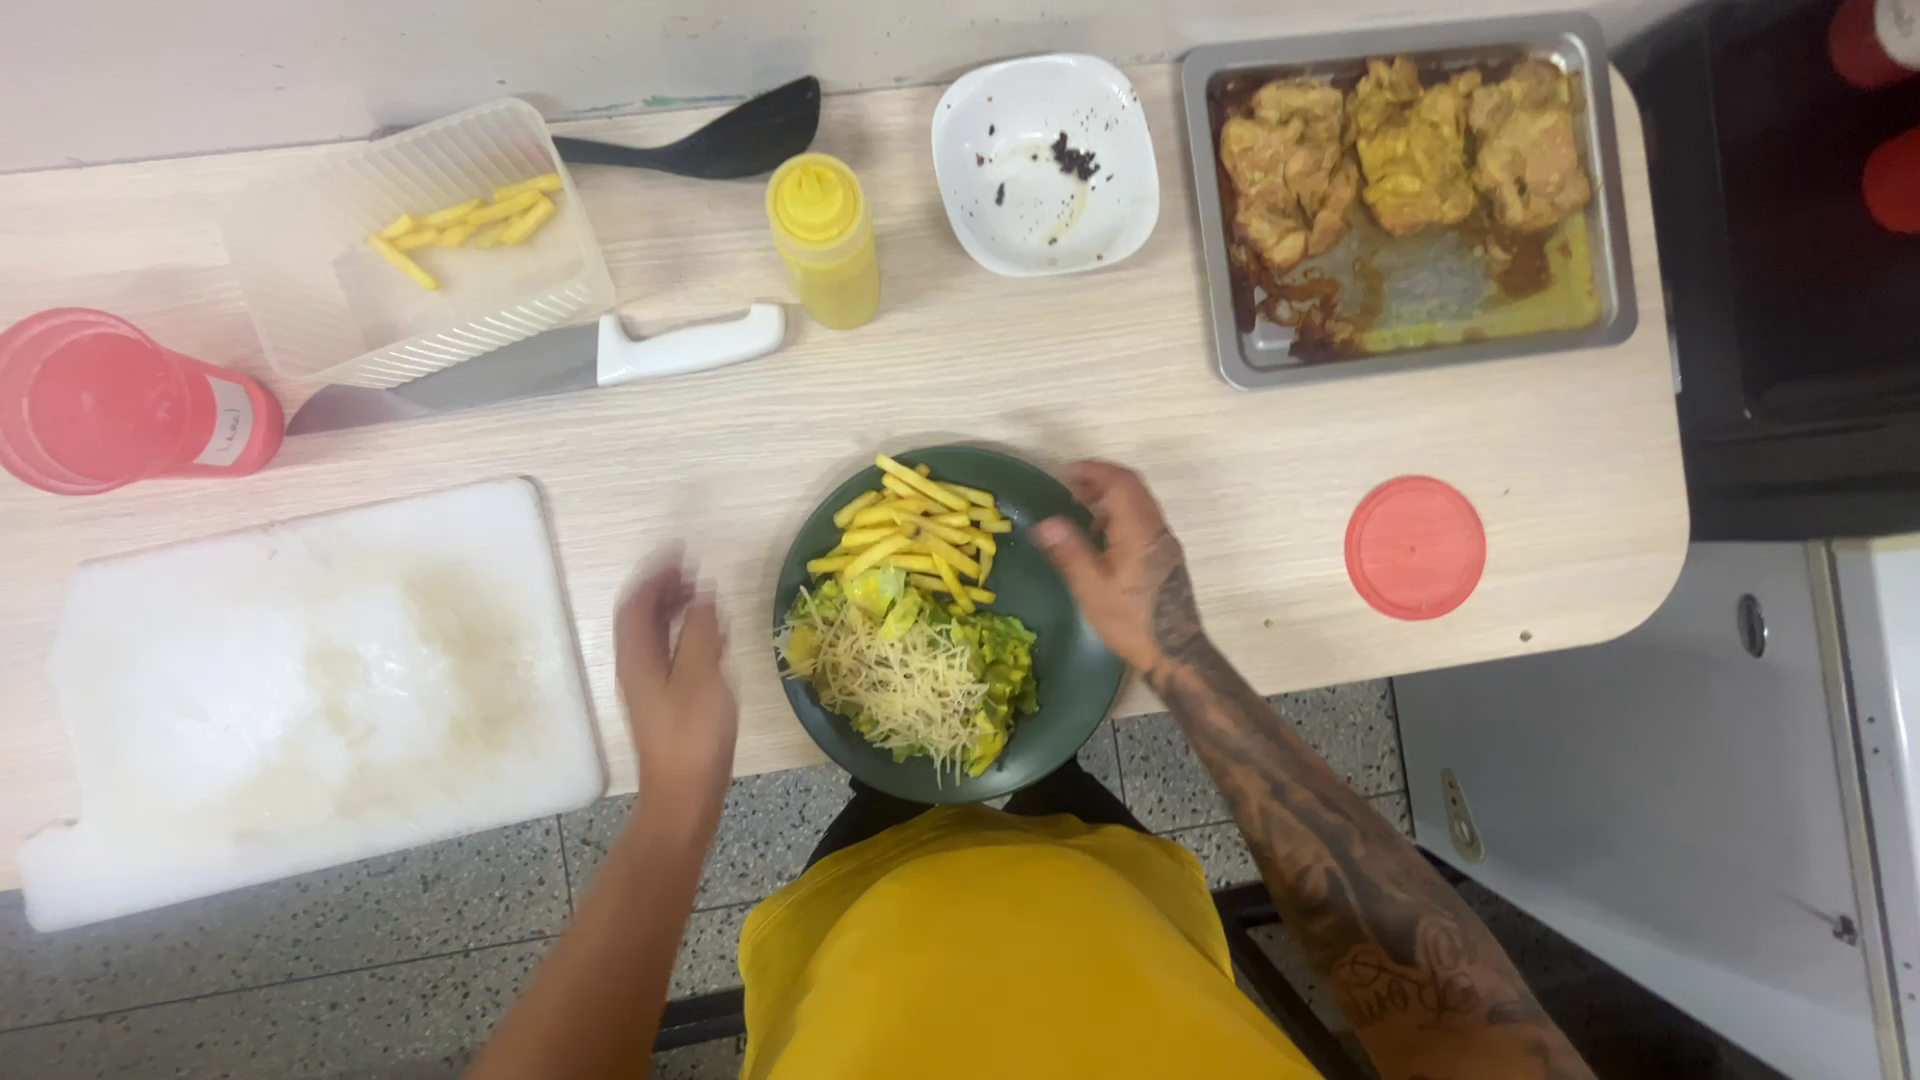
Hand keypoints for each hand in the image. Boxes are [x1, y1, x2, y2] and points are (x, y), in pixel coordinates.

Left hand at [614, 551, 737, 831]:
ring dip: (676, 608)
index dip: (657, 572)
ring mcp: (650, 686)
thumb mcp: (702, 677)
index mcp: (638, 657)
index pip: (637, 601)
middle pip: (642, 615)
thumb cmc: (693, 737)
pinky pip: (670, 652)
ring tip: (706, 596)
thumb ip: (702, 632)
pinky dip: (687, 633)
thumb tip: (703, 596)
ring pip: (656, 634)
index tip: (685, 553)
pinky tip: (712, 637)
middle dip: (666, 587)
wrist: (683, 797)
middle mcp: (637, 666)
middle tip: (695, 570)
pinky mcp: (666, 701)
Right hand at [1032, 461, 1203, 676]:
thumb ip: (1071, 553)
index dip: (1094, 470)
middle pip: (1132, 487)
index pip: (1120, 483)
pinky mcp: (1165, 556)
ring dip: (1111, 496)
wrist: (1175, 651)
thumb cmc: (1131, 622)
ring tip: (1080, 506)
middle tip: (1070, 484)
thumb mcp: (1092, 590)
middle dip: (1101, 479)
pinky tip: (1100, 535)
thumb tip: (1045, 522)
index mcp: (1139, 532)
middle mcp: (1156, 530)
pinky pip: (1143, 520)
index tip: (1066, 471)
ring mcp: (1164, 543)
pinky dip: (1120, 513)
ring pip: (1139, 503)